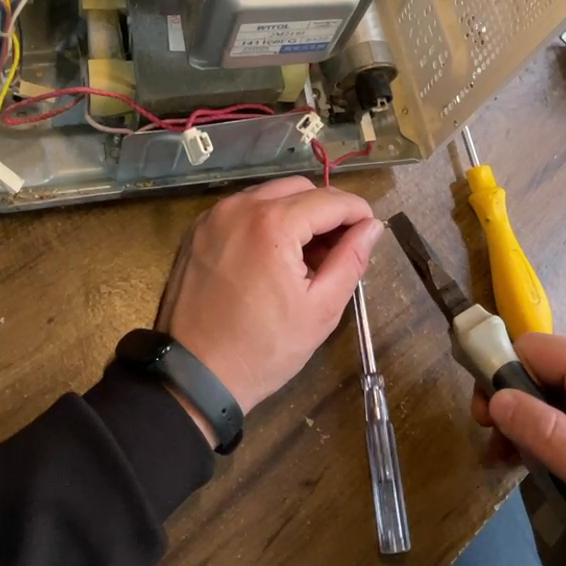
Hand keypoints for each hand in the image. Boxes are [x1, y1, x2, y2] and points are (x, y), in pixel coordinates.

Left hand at [157, 176, 382, 423]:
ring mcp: (213, 216)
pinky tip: (273, 258)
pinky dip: (265, 221)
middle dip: (326, 211)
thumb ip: (351, 259)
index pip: (330, 200)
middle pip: (299, 188)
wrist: (192, 377)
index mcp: (272, 222)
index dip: (358, 212)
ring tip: (306, 258)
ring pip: (269, 195)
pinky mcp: (198, 231)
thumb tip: (372, 226)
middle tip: (338, 249)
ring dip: (295, 214)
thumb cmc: (264, 348)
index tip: (370, 231)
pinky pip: (242, 210)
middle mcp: (239, 206)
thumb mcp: (321, 308)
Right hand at [474, 333, 565, 565]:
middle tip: (496, 449)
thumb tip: (496, 395)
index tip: (483, 417)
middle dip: (513, 403)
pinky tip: (552, 471)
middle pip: (546, 372)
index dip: (500, 373)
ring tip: (515, 466)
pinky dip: (560, 440)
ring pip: (564, 399)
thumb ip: (549, 434)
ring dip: (533, 426)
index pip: (534, 348)